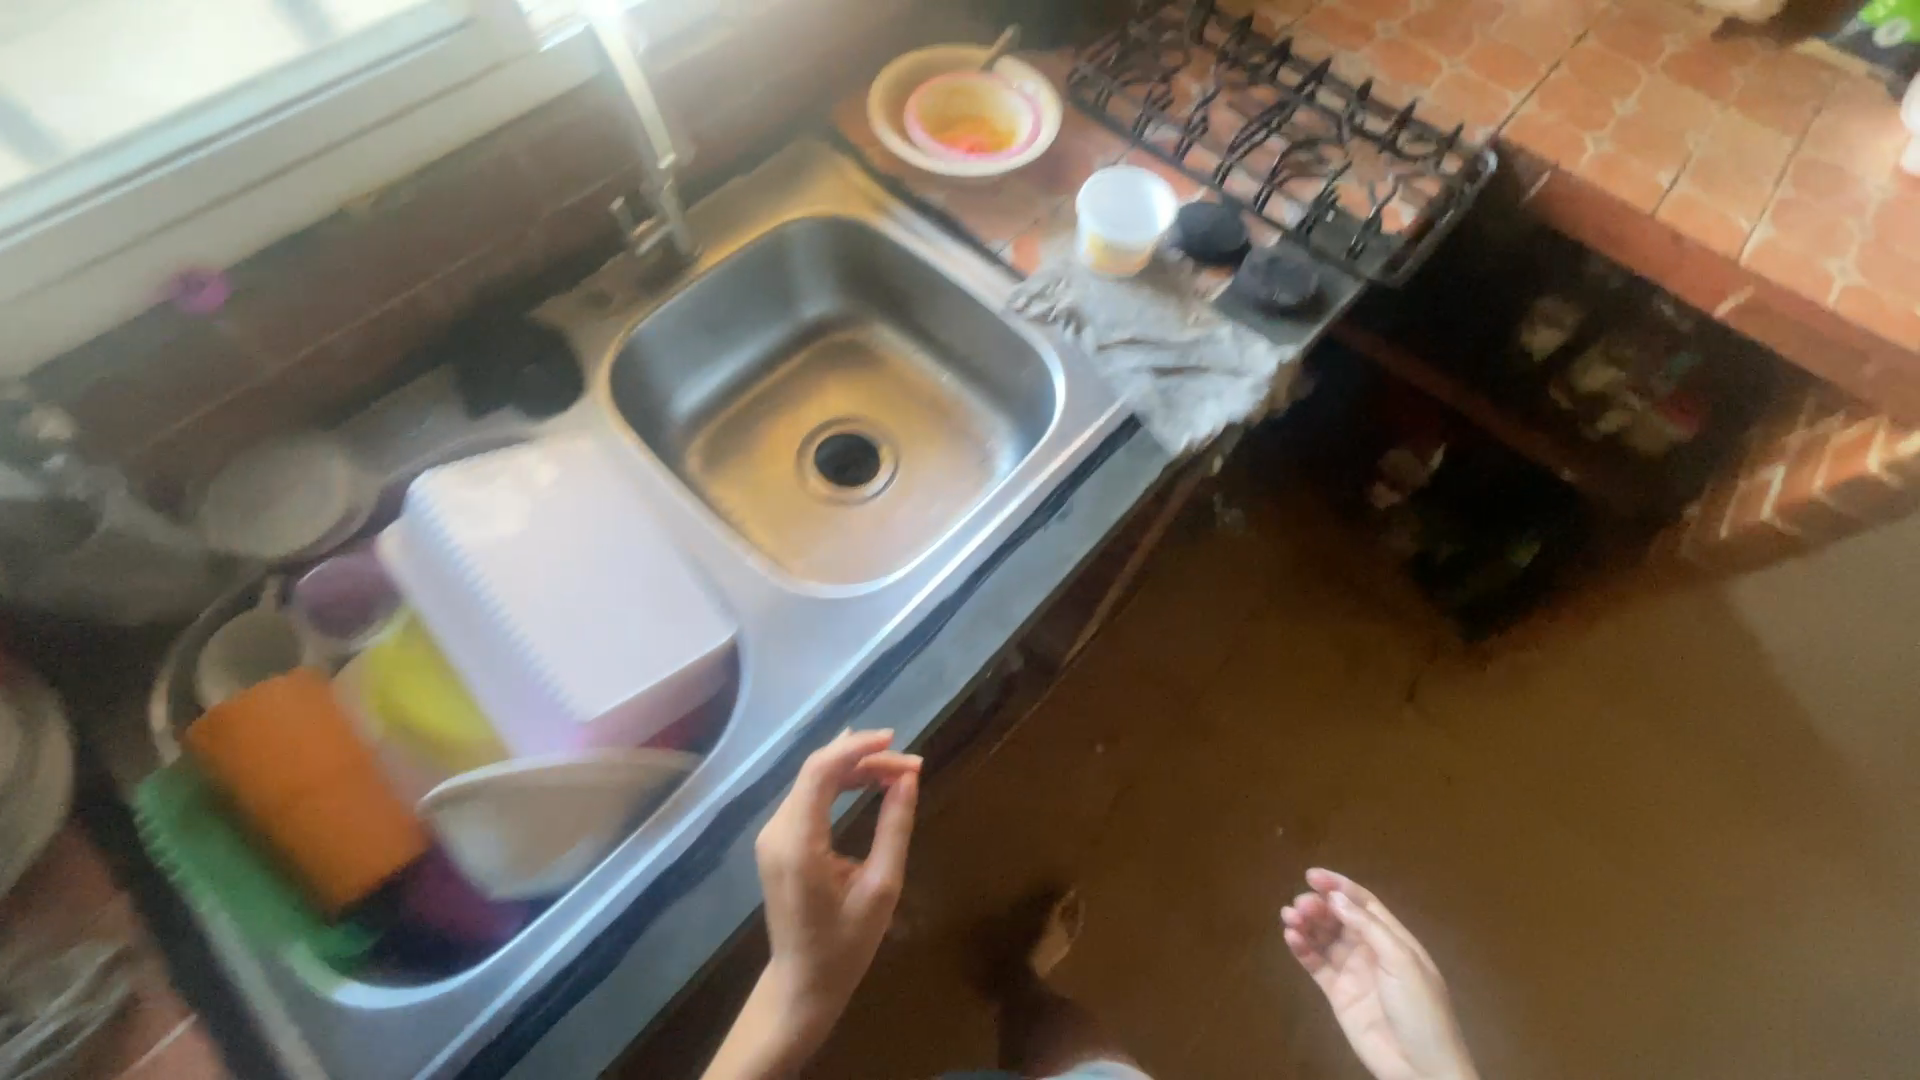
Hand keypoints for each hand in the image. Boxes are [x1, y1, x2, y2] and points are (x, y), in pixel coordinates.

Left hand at [753, 729, 920, 1045]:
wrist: (802, 985)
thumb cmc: (845, 945)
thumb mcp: (882, 888)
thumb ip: (894, 827)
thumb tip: (908, 779)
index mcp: (798, 844)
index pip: (820, 772)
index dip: (857, 748)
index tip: (895, 741)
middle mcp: (777, 831)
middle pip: (818, 770)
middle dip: (865, 757)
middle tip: (910, 766)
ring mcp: (773, 834)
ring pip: (813, 778)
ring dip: (855, 767)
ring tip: (897, 770)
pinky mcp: (778, 840)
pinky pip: (809, 795)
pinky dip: (840, 781)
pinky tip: (867, 778)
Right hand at [1282, 869, 1476, 1079]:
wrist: (1423, 1072)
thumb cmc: (1421, 1012)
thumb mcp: (1402, 962)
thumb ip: (1368, 927)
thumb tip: (1335, 898)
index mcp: (1394, 941)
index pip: (1364, 904)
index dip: (1339, 886)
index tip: (1311, 875)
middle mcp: (1371, 952)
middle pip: (1339, 918)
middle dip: (1318, 905)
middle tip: (1300, 904)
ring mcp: (1353, 973)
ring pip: (1324, 938)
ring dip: (1306, 923)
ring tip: (1290, 917)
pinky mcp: (1337, 994)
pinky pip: (1316, 964)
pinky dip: (1302, 948)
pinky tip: (1291, 937)